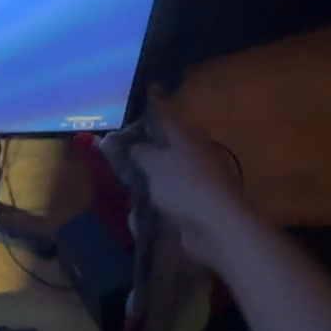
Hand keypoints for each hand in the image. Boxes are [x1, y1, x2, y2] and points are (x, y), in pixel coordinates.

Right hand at [129, 84, 248, 265]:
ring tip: (121, 172)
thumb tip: (120, 140)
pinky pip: (167, 191)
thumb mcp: (153, 163)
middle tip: (114, 143)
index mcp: (185, 135)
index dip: (146, 106)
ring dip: (145, 170)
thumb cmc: (184, 186)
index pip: (162, 113)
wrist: (217, 228)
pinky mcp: (194, 201)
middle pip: (162, 140)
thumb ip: (136, 150)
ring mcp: (194, 177)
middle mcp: (191, 151)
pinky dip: (152, 194)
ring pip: (163, 167)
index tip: (127, 102)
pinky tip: (135, 200)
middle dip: (140, 142)